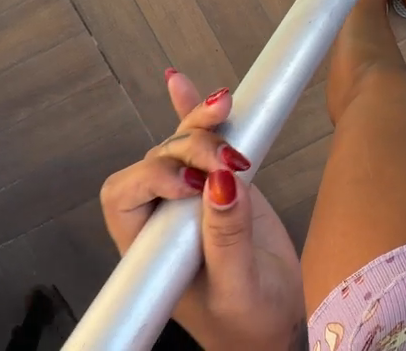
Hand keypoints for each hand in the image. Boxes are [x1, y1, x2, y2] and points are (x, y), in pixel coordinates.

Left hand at [99, 71, 304, 350]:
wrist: (279, 320)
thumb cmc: (250, 322)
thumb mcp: (239, 286)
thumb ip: (227, 238)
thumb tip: (221, 182)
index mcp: (148, 250)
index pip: (125, 195)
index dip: (155, 177)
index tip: (194, 184)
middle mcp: (162, 218)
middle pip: (157, 159)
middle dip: (190, 148)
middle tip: (233, 160)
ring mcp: (190, 196)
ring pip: (181, 143)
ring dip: (200, 123)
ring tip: (226, 106)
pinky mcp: (218, 181)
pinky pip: (196, 140)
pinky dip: (189, 110)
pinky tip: (179, 82)